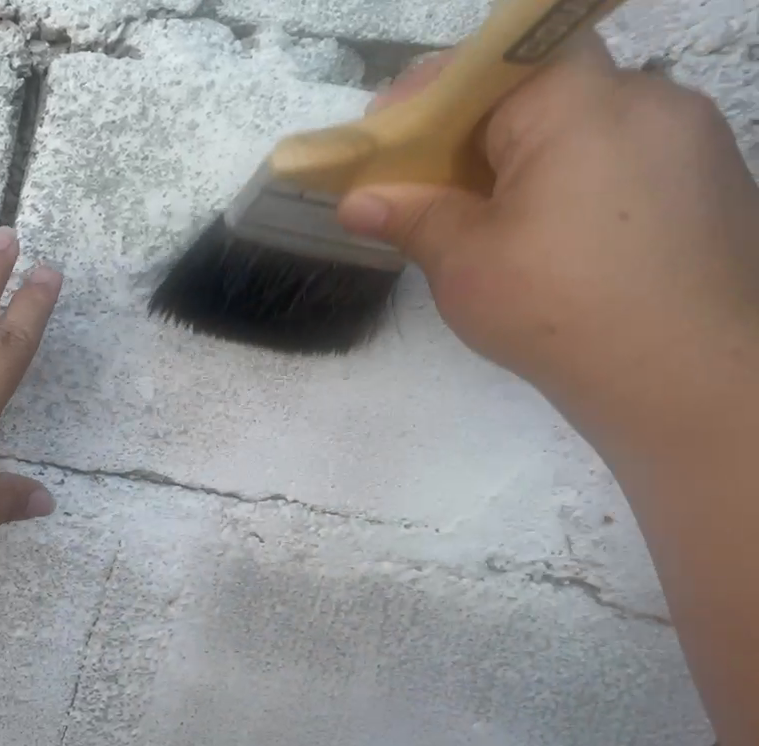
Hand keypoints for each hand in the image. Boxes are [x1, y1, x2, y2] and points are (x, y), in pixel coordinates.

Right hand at [337, 36, 758, 451]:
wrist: (682, 365)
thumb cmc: (555, 302)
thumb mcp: (462, 259)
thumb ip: (411, 216)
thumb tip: (358, 200)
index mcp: (584, 108)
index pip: (503, 63)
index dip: (435, 91)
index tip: (383, 136)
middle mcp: (648, 102)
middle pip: (543, 90)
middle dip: (471, 130)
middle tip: (417, 184)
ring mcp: (686, 139)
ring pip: (581, 124)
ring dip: (518, 156)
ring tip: (472, 217)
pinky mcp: (703, 179)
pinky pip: (617, 154)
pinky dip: (564, 177)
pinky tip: (536, 233)